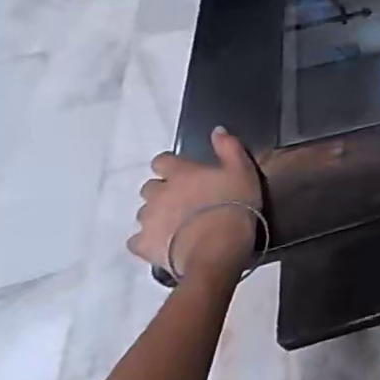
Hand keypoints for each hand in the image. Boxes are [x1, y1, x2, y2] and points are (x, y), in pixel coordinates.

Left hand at [130, 127, 262, 280]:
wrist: (217, 250)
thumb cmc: (234, 206)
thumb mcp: (243, 171)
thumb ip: (229, 147)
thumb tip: (217, 130)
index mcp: (180, 172)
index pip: (162, 161)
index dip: (169, 167)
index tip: (182, 175)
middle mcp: (158, 192)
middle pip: (150, 188)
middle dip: (161, 193)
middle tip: (181, 203)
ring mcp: (148, 219)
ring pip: (144, 213)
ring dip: (155, 217)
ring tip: (175, 227)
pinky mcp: (144, 245)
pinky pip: (137, 242)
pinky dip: (145, 242)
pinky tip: (160, 247)